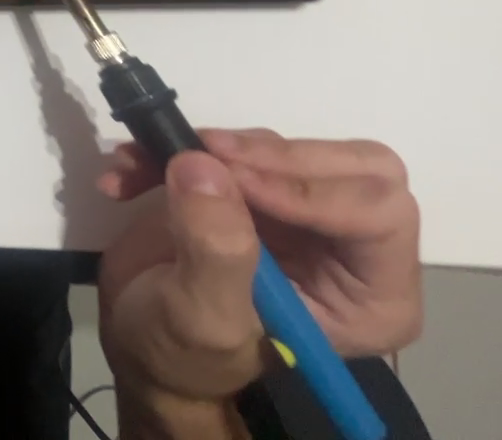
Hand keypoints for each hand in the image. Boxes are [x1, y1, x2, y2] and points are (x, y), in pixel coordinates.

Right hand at [97, 131, 421, 409]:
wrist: (138, 343)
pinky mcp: (238, 190)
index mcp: (369, 293)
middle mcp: (344, 246)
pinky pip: (217, 147)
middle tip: (202, 152)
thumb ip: (215, 249)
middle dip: (269, 153)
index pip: (376, 212)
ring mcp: (291, 214)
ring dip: (202, 147)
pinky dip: (164, 147)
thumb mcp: (203, 318)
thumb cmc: (184, 354)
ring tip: (138, 165)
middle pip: (349, 166)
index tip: (229, 180)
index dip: (305, 187)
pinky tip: (125, 174)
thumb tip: (203, 166)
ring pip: (277, 148)